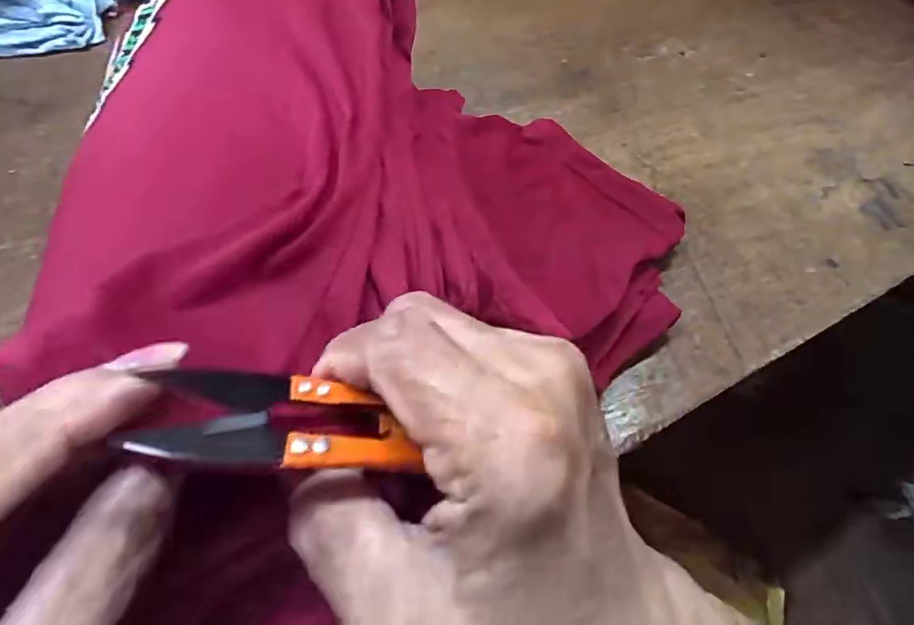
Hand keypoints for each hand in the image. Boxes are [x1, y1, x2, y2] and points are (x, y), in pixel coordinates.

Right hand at [288, 293, 739, 624]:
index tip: (319, 424)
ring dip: (409, 369)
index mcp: (507, 435)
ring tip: (411, 443)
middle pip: (419, 318)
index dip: (341, 370)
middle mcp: (541, 373)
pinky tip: (454, 429)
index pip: (398, 343)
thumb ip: (329, 517)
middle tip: (359, 439)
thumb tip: (303, 447)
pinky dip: (445, 370)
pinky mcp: (564, 356)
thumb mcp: (394, 607)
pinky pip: (475, 334)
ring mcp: (560, 356)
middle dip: (372, 367)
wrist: (610, 608)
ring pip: (445, 320)